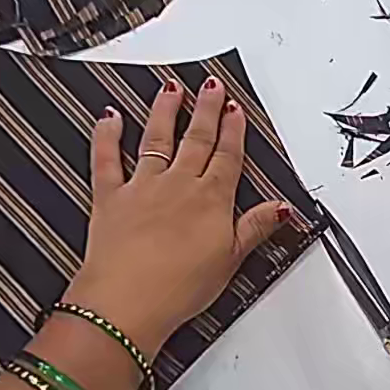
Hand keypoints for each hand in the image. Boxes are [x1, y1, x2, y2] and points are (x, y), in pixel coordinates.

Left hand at [62, 76, 287, 356]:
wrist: (127, 303)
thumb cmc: (178, 286)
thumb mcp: (231, 259)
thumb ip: (256, 227)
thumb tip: (283, 208)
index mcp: (211, 199)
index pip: (228, 156)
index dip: (234, 130)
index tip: (236, 110)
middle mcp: (179, 185)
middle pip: (198, 139)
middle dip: (208, 109)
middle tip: (213, 86)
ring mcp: (143, 188)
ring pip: (158, 139)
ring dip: (166, 111)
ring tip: (172, 90)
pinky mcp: (109, 198)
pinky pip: (107, 159)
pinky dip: (107, 135)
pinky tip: (110, 116)